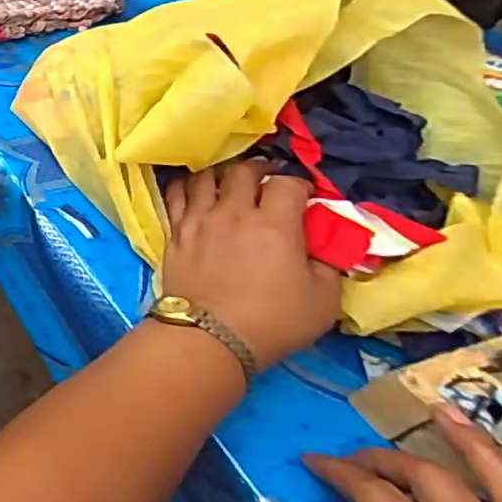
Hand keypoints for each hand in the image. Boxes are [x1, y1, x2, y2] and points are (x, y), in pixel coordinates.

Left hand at [161, 161, 337, 368]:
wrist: (212, 332)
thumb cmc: (273, 319)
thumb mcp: (323, 298)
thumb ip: (326, 263)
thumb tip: (322, 244)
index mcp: (274, 225)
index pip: (287, 184)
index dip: (299, 184)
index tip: (304, 195)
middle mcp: (234, 212)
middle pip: (242, 171)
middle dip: (259, 169)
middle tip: (266, 178)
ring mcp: (199, 218)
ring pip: (205, 176)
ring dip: (220, 173)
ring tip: (228, 179)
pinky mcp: (176, 229)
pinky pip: (175, 194)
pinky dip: (185, 185)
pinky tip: (192, 187)